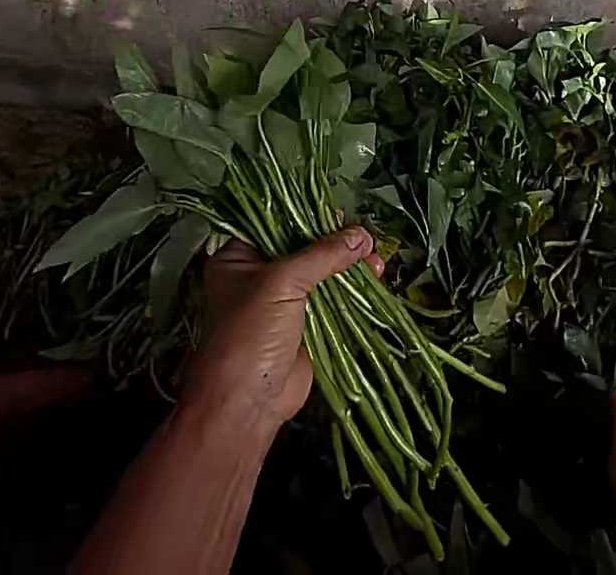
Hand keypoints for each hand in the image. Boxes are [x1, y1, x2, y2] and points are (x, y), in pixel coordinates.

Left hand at [181, 230, 378, 440]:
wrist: (247, 405)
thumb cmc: (250, 333)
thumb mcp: (282, 282)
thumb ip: (323, 255)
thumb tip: (362, 234)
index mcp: (240, 257)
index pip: (277, 223)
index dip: (308, 214)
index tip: (340, 209)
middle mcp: (261, 274)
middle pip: (304, 247)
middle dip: (336, 241)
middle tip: (365, 234)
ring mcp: (285, 300)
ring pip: (322, 272)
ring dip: (349, 264)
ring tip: (375, 256)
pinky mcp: (306, 323)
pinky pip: (333, 298)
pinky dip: (353, 288)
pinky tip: (374, 275)